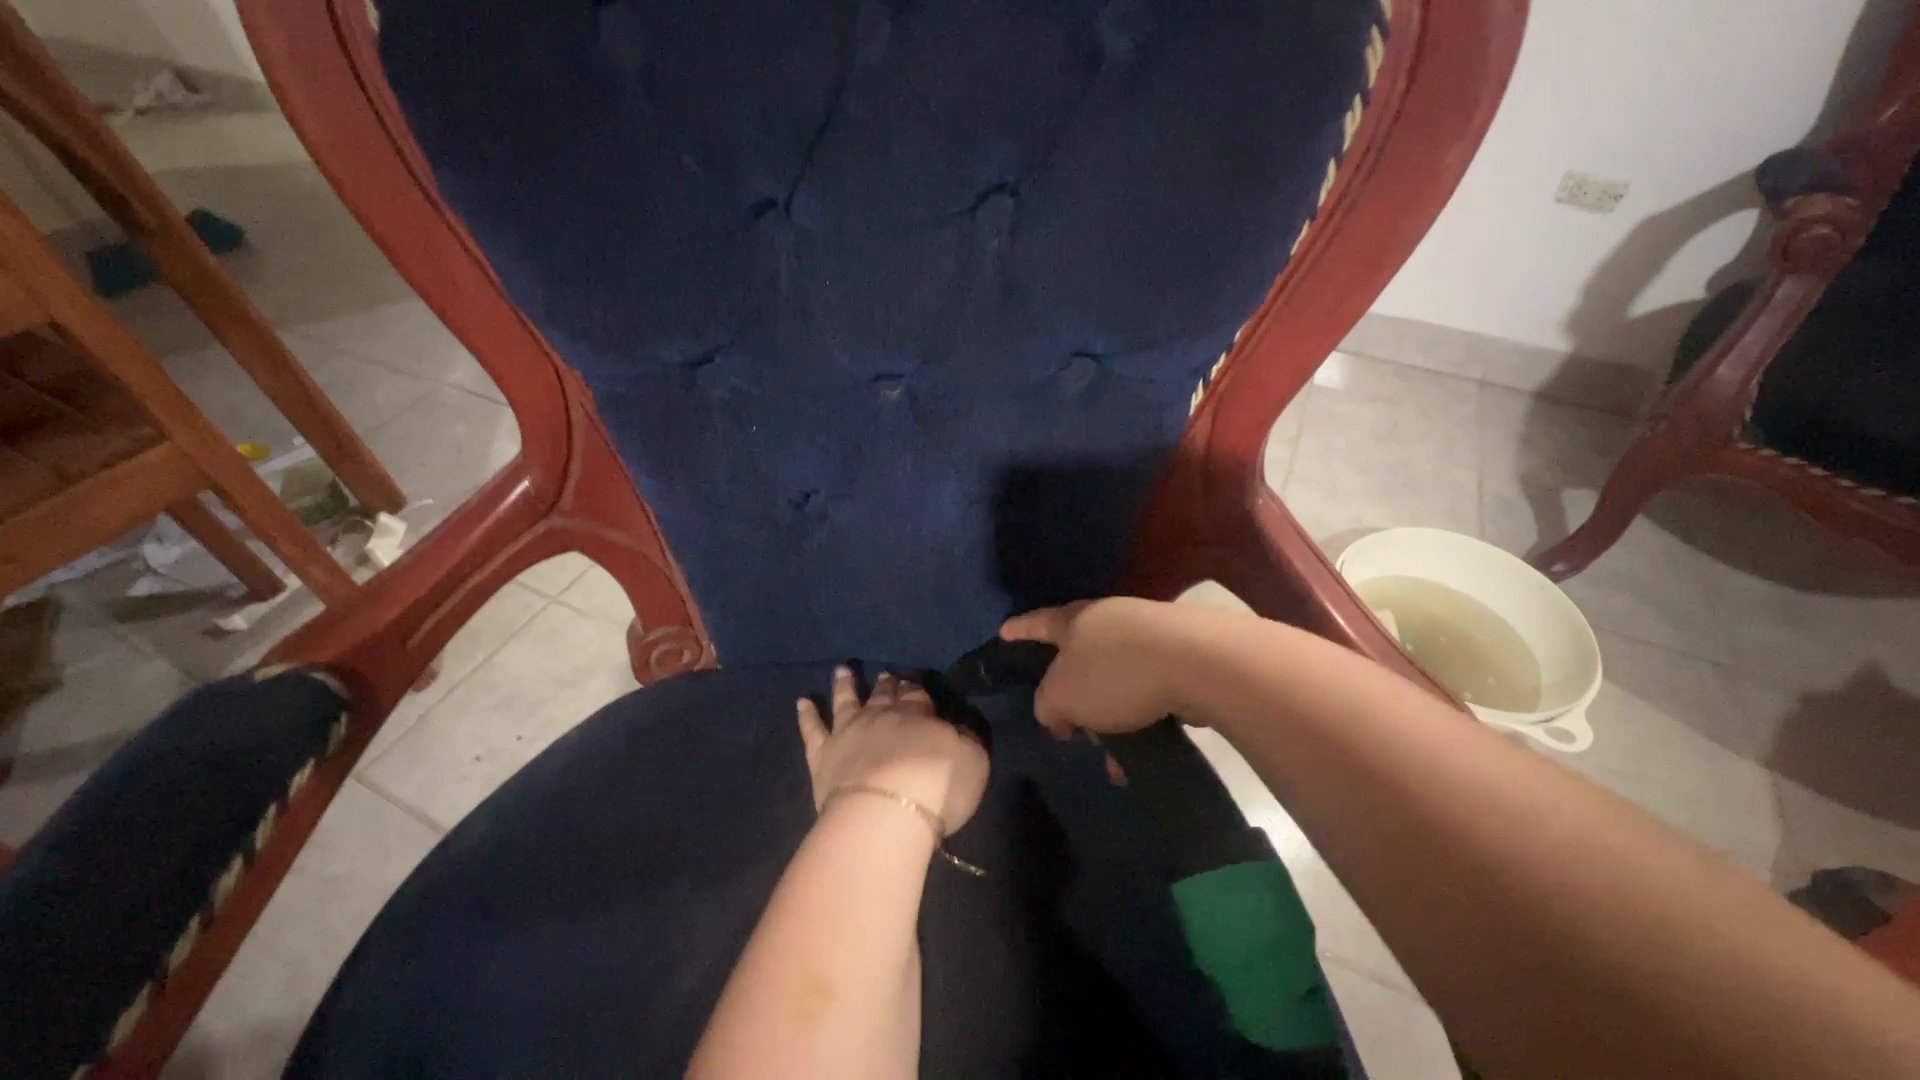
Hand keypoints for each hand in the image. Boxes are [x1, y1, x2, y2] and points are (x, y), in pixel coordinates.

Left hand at [798, 667, 989, 835]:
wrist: (883, 814)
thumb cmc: (935, 788)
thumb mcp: (973, 762)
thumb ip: (967, 740)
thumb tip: (959, 729)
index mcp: (917, 715)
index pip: (917, 695)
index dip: (916, 689)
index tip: (913, 683)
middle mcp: (880, 716)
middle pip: (883, 695)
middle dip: (886, 685)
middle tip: (885, 674)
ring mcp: (847, 733)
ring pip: (845, 700)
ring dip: (845, 684)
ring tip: (842, 670)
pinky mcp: (822, 755)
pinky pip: (812, 730)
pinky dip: (807, 715)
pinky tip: (802, 702)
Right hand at [1000, 597, 1201, 738]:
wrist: (1197, 663)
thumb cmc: (1115, 673)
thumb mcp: (1062, 696)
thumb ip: (1048, 705)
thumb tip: (1056, 715)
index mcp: (1076, 621)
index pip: (1040, 622)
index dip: (1021, 629)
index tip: (1004, 632)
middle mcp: (1111, 621)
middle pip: (1081, 653)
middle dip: (1070, 687)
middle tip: (1063, 712)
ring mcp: (1149, 639)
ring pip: (1116, 681)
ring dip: (1108, 717)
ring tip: (1106, 753)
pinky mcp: (1181, 661)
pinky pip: (1147, 697)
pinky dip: (1138, 725)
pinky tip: (1136, 759)